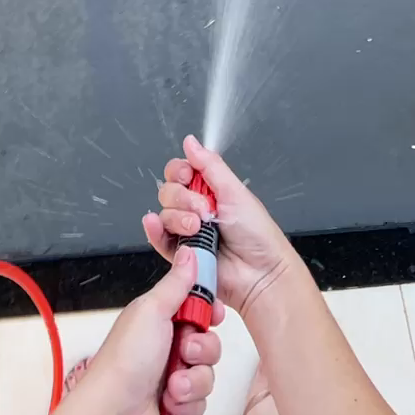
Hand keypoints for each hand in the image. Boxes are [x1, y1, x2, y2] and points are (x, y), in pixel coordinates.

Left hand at [56, 246, 222, 414]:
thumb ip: (175, 283)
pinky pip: (203, 400)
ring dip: (193, 380)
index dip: (210, 311)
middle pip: (209, 340)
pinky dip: (188, 403)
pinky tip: (169, 401)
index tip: (213, 314)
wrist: (114, 413)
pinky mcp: (179, 402)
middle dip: (202, 349)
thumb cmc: (123, 363)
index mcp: (161, 317)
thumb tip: (188, 254)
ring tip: (171, 384)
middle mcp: (169, 344)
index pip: (198, 306)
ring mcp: (174, 374)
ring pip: (209, 372)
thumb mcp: (151, 311)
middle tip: (184, 350)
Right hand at [142, 135, 297, 318]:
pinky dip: (155, 230)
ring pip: (164, 213)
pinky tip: (156, 225)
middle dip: (183, 198)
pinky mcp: (180, 253)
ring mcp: (187, 231)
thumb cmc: (256, 233)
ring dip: (178, 218)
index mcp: (209, 189)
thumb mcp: (234, 191)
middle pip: (168, 190)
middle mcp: (196, 208)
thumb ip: (209, 165)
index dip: (179, 171)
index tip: (188, 176)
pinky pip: (159, 239)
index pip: (180, 171)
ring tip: (199, 228)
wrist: (260, 273)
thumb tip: (191, 141)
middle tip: (204, 209)